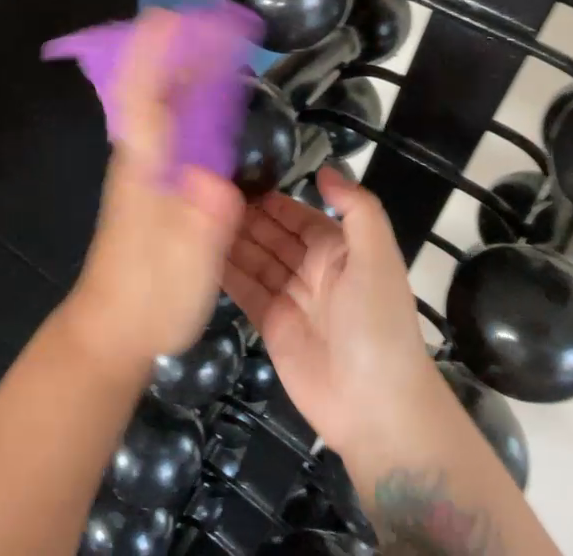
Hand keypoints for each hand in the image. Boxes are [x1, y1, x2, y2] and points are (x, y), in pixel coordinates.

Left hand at [62, 11, 246, 371]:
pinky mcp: (147, 192)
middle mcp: (138, 161)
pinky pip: (169, 134)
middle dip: (174, 54)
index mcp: (144, 169)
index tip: (168, 18)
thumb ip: (203, 221)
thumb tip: (219, 179)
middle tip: (212, 26)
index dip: (154, 56)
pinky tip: (210, 113)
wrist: (111, 330)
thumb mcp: (186, 263)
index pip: (144, 99)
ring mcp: (140, 175)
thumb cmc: (148, 296)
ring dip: (180, 76)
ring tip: (217, 54)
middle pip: (149, 93)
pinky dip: (187, 109)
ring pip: (157, 111)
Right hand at [223, 171, 439, 455]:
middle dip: (245, 216)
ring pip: (255, 259)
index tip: (237, 176)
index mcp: (340, 251)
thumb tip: (326, 169)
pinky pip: (245, 290)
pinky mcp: (269, 325)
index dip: (272, 198)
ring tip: (194, 215)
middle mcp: (313, 270)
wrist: (374, 404)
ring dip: (231, 239)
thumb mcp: (378, 257)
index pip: (300, 215)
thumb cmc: (378, 322)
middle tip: (205, 193)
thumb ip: (356, 209)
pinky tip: (199, 251)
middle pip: (273, 235)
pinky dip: (225, 271)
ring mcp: (289, 298)